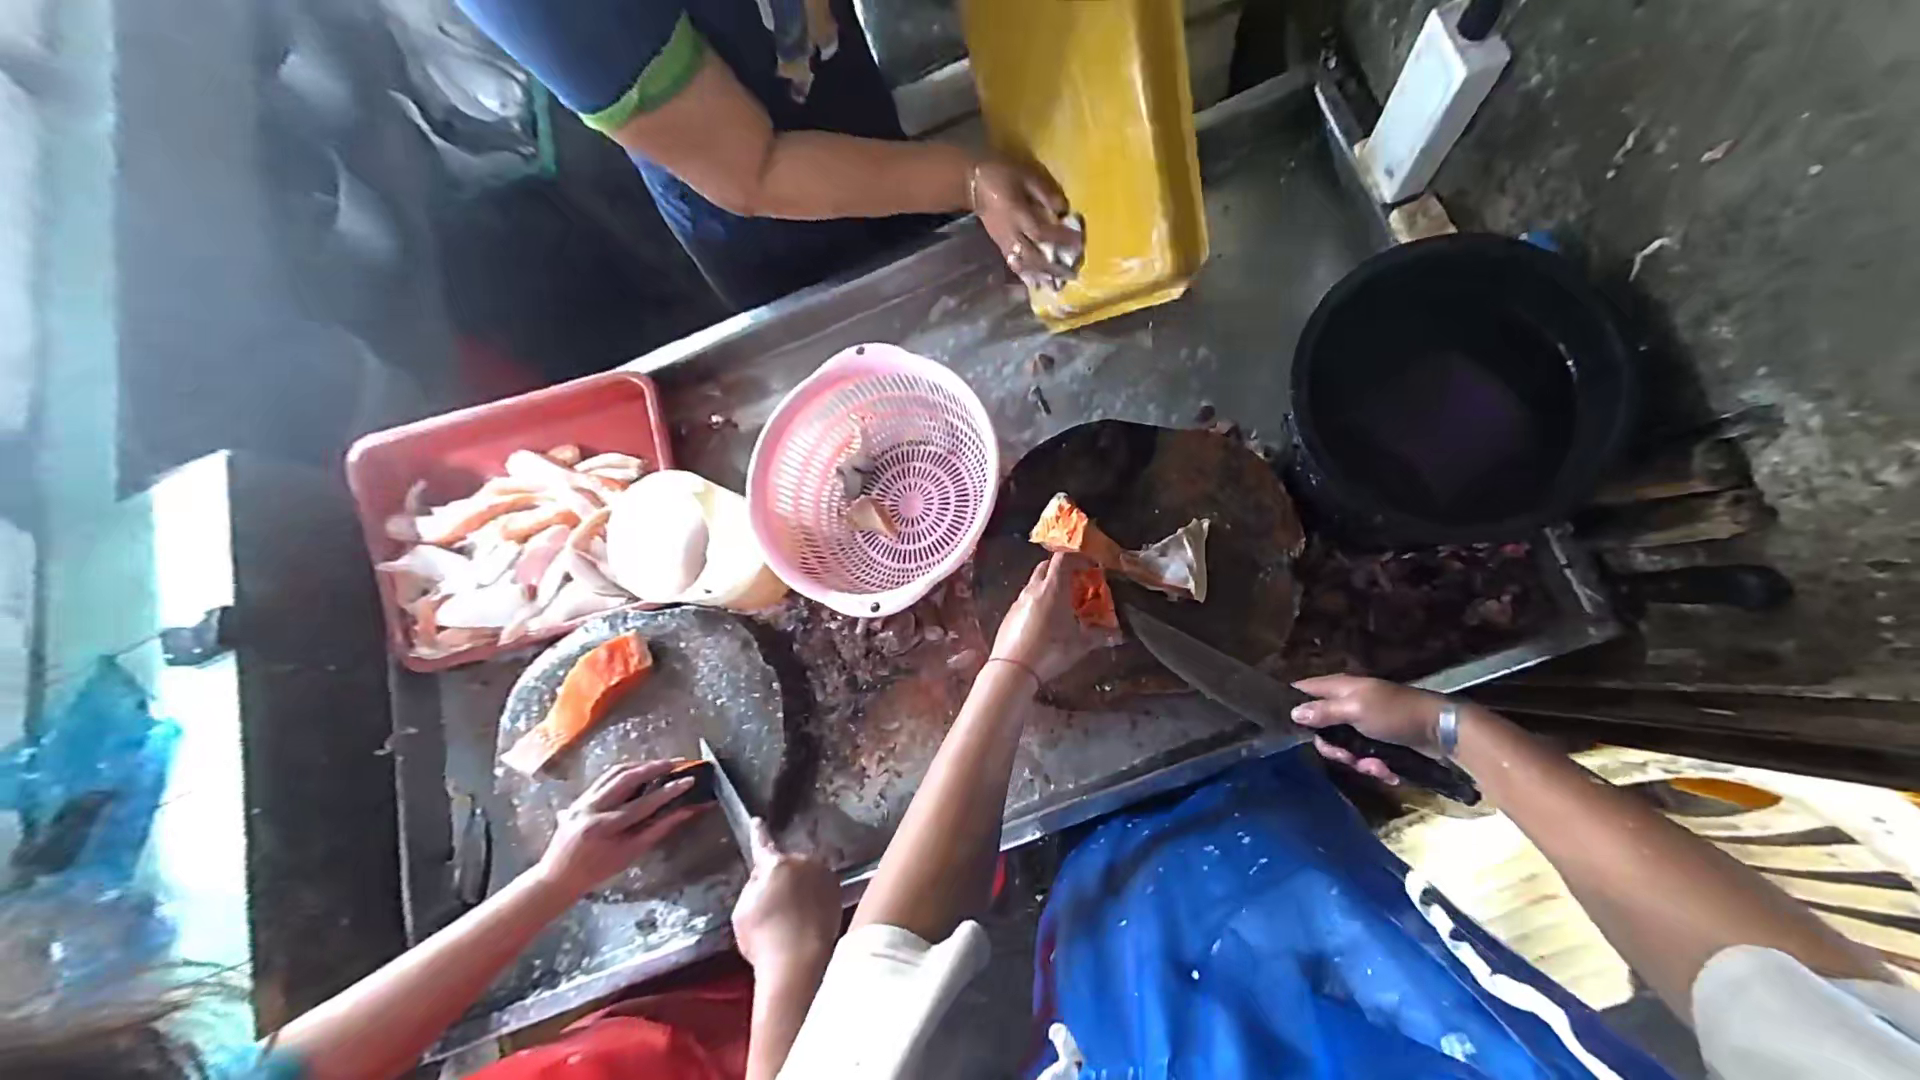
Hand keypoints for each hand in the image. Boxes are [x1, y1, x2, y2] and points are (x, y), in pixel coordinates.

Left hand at [536, 761, 706, 896]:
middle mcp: (591, 809)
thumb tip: (687, 810)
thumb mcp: (631, 852)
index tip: (689, 780)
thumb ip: (660, 828)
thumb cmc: (598, 870)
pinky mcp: (579, 797)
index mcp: (604, 827)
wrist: (558, 877)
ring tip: (662, 763)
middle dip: (655, 767)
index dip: (669, 791)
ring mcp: (582, 800)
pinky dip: (626, 770)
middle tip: (678, 763)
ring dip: (641, 765)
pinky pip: (605, 776)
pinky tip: (640, 769)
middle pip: (627, 778)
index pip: (643, 803)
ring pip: (615, 772)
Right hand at [731, 819, 839, 974]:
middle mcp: (802, 862)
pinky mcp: (837, 890)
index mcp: (775, 865)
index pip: (762, 844)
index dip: (758, 833)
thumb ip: (753, 886)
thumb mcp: (743, 911)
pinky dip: (814, 897)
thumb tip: (763, 876)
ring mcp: (823, 874)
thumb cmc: (763, 938)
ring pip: (806, 875)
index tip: (757, 820)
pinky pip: (820, 888)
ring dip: (801, 886)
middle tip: (775, 905)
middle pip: (787, 864)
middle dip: (782, 876)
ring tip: (792, 916)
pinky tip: (807, 918)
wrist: (798, 961)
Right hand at [970, 159, 1082, 289]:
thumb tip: (1064, 210)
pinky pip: (1015, 264)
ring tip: (1056, 285)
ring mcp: (1004, 242)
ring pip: (1024, 264)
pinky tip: (1037, 282)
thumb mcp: (1026, 175)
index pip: (1042, 233)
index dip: (1060, 240)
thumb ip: (1045, 192)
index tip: (1078, 244)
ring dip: (1041, 275)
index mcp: (1018, 215)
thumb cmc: (1001, 174)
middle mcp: (1011, 234)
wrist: (972, 182)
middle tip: (1070, 276)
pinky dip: (1027, 275)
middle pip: (1033, 256)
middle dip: (1053, 267)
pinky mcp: (1000, 246)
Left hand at [990, 552, 1119, 685]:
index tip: (1090, 564)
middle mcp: (1034, 589)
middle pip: (1047, 566)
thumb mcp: (1080, 644)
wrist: (1012, 668)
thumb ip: (1100, 636)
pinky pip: (1027, 599)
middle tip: (1077, 581)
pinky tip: (1046, 619)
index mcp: (1053, 588)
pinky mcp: (1010, 614)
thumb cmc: (1050, 650)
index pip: (1063, 558)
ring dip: (1050, 585)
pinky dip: (1038, 600)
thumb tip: (1118, 635)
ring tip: (1064, 602)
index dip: (1077, 556)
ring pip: (1035, 582)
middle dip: (1062, 568)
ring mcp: (1019, 601)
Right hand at [1290, 674, 1449, 784]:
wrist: (1442, 731)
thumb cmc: (1396, 713)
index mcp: (1338, 688)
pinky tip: (1388, 771)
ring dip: (1357, 761)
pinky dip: (1374, 765)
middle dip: (1333, 747)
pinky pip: (1364, 755)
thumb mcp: (1355, 710)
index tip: (1292, 727)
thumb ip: (1322, 712)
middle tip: (1346, 757)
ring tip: (1376, 767)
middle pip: (1320, 727)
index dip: (1293, 705)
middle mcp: (1346, 704)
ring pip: (1343, 745)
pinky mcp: (1378, 740)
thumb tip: (1293, 713)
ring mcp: (1362, 723)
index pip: (1302, 690)